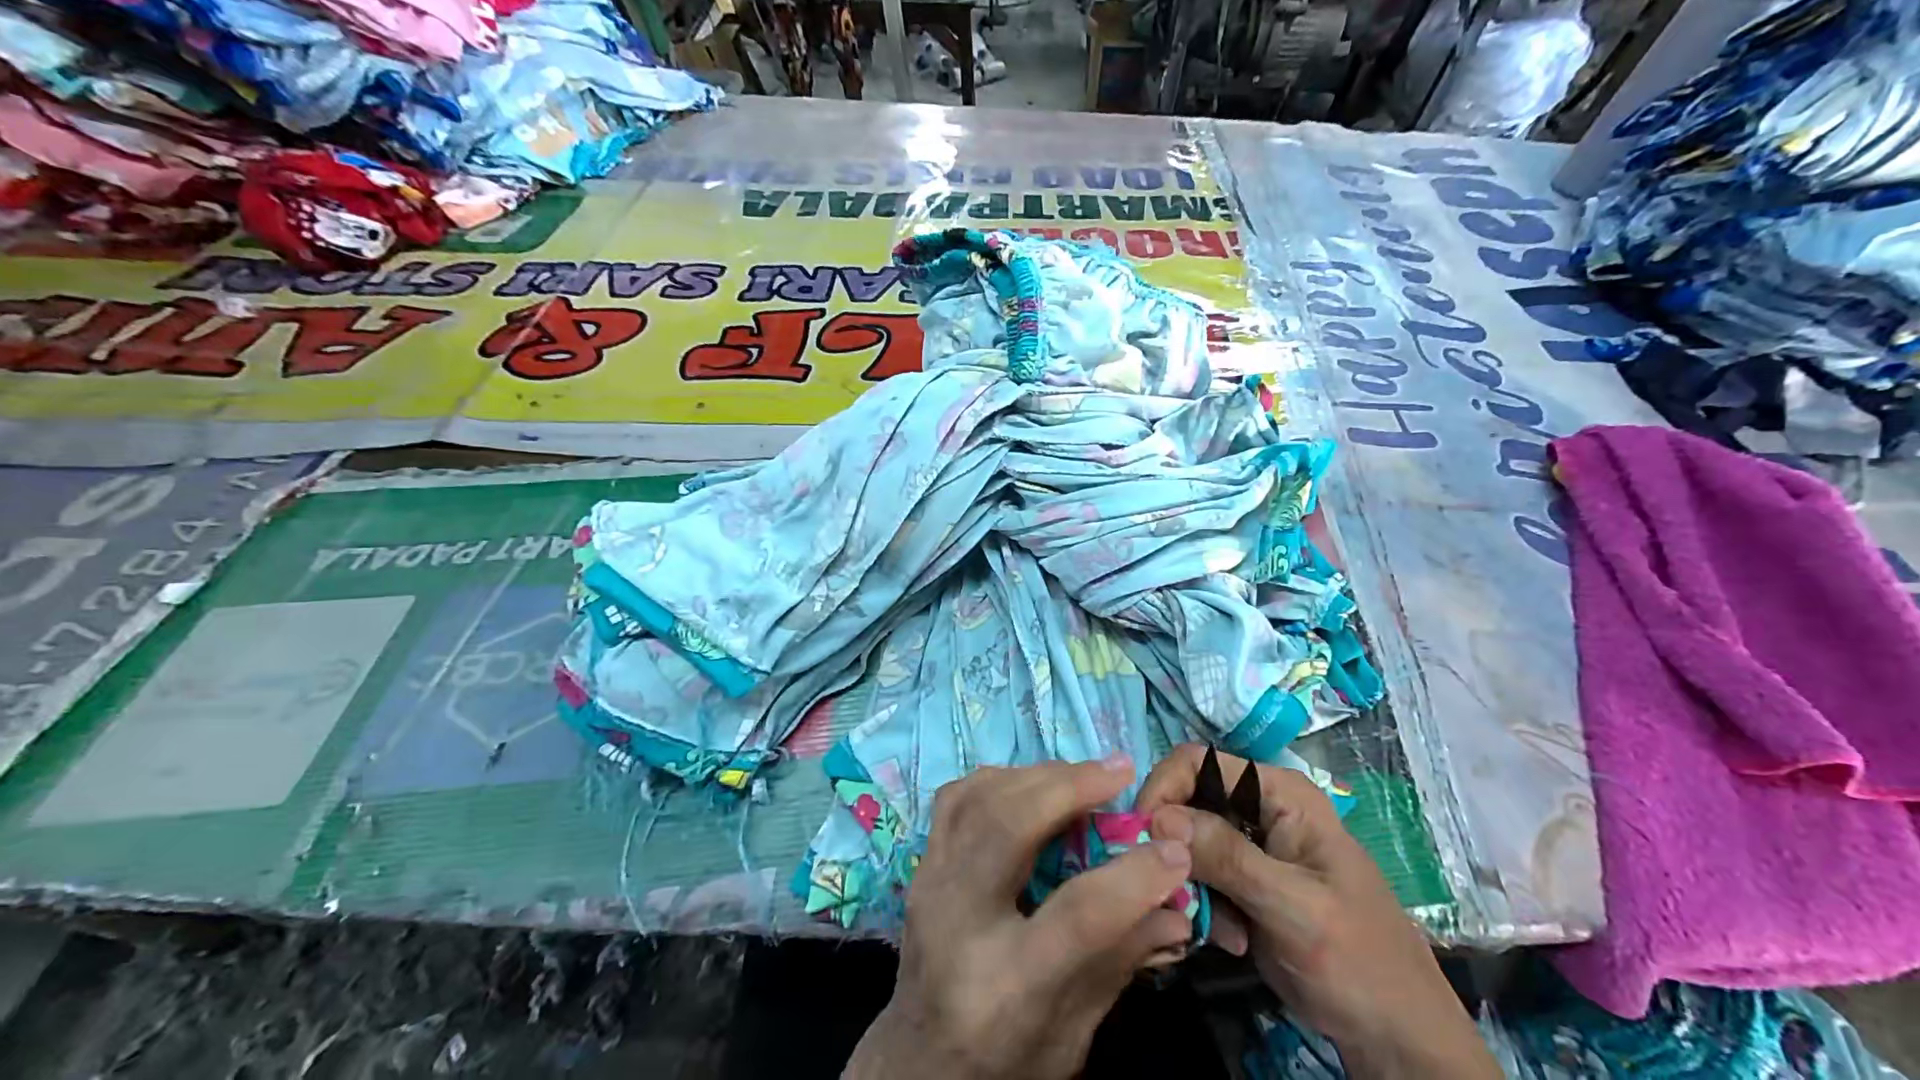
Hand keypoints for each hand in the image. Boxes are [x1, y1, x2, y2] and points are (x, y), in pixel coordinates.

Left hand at [845, 757, 1196, 1079]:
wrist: (917, 1063)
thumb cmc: (1004, 1058)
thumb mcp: (1073, 1035)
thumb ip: (1120, 962)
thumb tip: (1177, 905)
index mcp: (1005, 984)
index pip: (1078, 913)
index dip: (1135, 876)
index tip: (1175, 848)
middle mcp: (956, 920)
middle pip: (1009, 827)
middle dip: (1070, 788)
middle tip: (1120, 770)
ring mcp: (929, 884)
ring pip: (978, 799)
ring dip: (1037, 775)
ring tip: (1084, 774)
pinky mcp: (920, 866)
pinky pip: (955, 799)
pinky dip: (998, 779)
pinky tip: (1033, 783)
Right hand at [1139, 745, 1498, 1079]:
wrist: (1397, 1039)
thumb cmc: (1358, 962)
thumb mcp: (1292, 906)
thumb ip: (1226, 855)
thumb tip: (1156, 817)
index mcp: (1280, 794)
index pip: (1196, 763)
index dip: (1163, 791)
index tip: (1141, 840)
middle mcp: (1261, 808)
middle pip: (1187, 802)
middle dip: (1175, 849)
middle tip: (1180, 897)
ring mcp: (1253, 848)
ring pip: (1186, 842)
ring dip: (1191, 886)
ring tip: (1220, 931)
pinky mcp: (1245, 883)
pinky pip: (1199, 877)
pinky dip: (1202, 906)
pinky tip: (1229, 941)